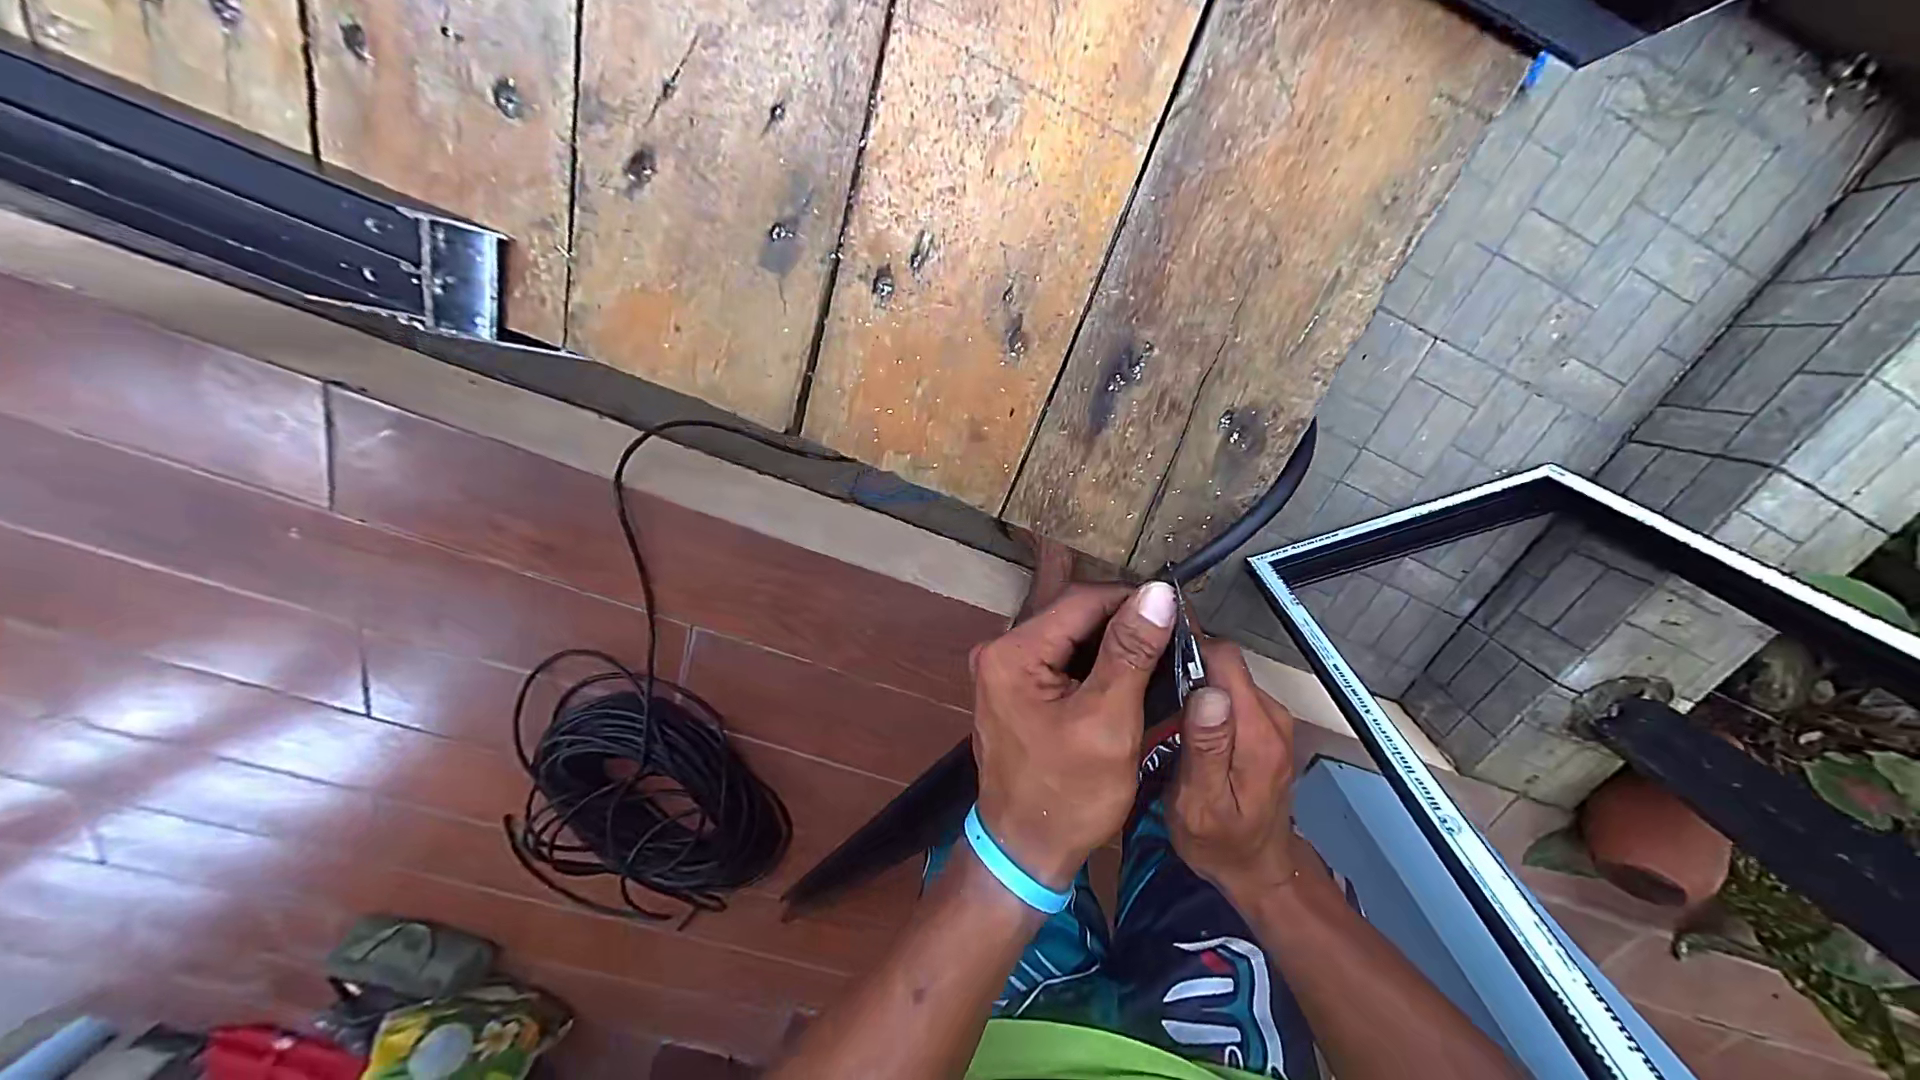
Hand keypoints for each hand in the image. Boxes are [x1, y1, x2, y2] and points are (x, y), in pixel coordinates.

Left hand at [969, 581, 1177, 887]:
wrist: (1027, 850)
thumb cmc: (1069, 796)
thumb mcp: (1108, 722)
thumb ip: (1130, 652)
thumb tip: (1157, 594)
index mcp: (1012, 653)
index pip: (1082, 601)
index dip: (1134, 600)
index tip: (1179, 610)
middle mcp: (1000, 650)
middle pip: (1073, 614)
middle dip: (1125, 619)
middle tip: (1175, 631)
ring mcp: (1005, 668)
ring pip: (1071, 634)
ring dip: (1114, 639)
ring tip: (1160, 647)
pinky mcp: (1016, 686)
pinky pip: (1062, 657)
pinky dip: (1096, 660)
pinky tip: (1130, 667)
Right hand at [1168, 639, 1301, 905]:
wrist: (1258, 870)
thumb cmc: (1221, 842)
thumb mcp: (1201, 802)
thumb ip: (1207, 747)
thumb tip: (1208, 691)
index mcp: (1257, 732)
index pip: (1225, 659)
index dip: (1186, 648)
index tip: (1150, 654)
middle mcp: (1272, 717)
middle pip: (1225, 662)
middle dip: (1185, 663)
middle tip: (1145, 680)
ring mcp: (1272, 720)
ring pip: (1226, 674)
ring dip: (1193, 678)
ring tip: (1157, 697)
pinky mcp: (1265, 725)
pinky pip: (1231, 691)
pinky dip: (1204, 694)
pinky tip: (1179, 715)